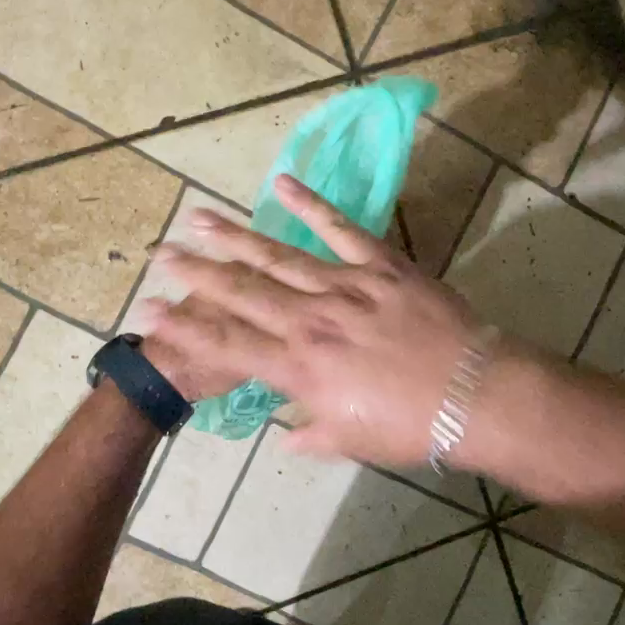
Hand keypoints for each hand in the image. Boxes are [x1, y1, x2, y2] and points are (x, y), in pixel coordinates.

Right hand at [138, 174, 480, 466]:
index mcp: (301, 370)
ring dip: (235, 237)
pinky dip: (312, 205)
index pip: (228, 344)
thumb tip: (284, 438)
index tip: (149, 312)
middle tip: (160, 253)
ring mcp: (346, 288)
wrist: (474, 397)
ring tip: (199, 218)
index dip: (185, 328)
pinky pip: (341, 230)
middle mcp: (312, 323)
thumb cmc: (410, 428)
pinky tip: (283, 183)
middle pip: (242, 293)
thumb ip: (312, 435)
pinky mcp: (382, 265)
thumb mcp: (352, 442)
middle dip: (196, 273)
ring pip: (279, 257)